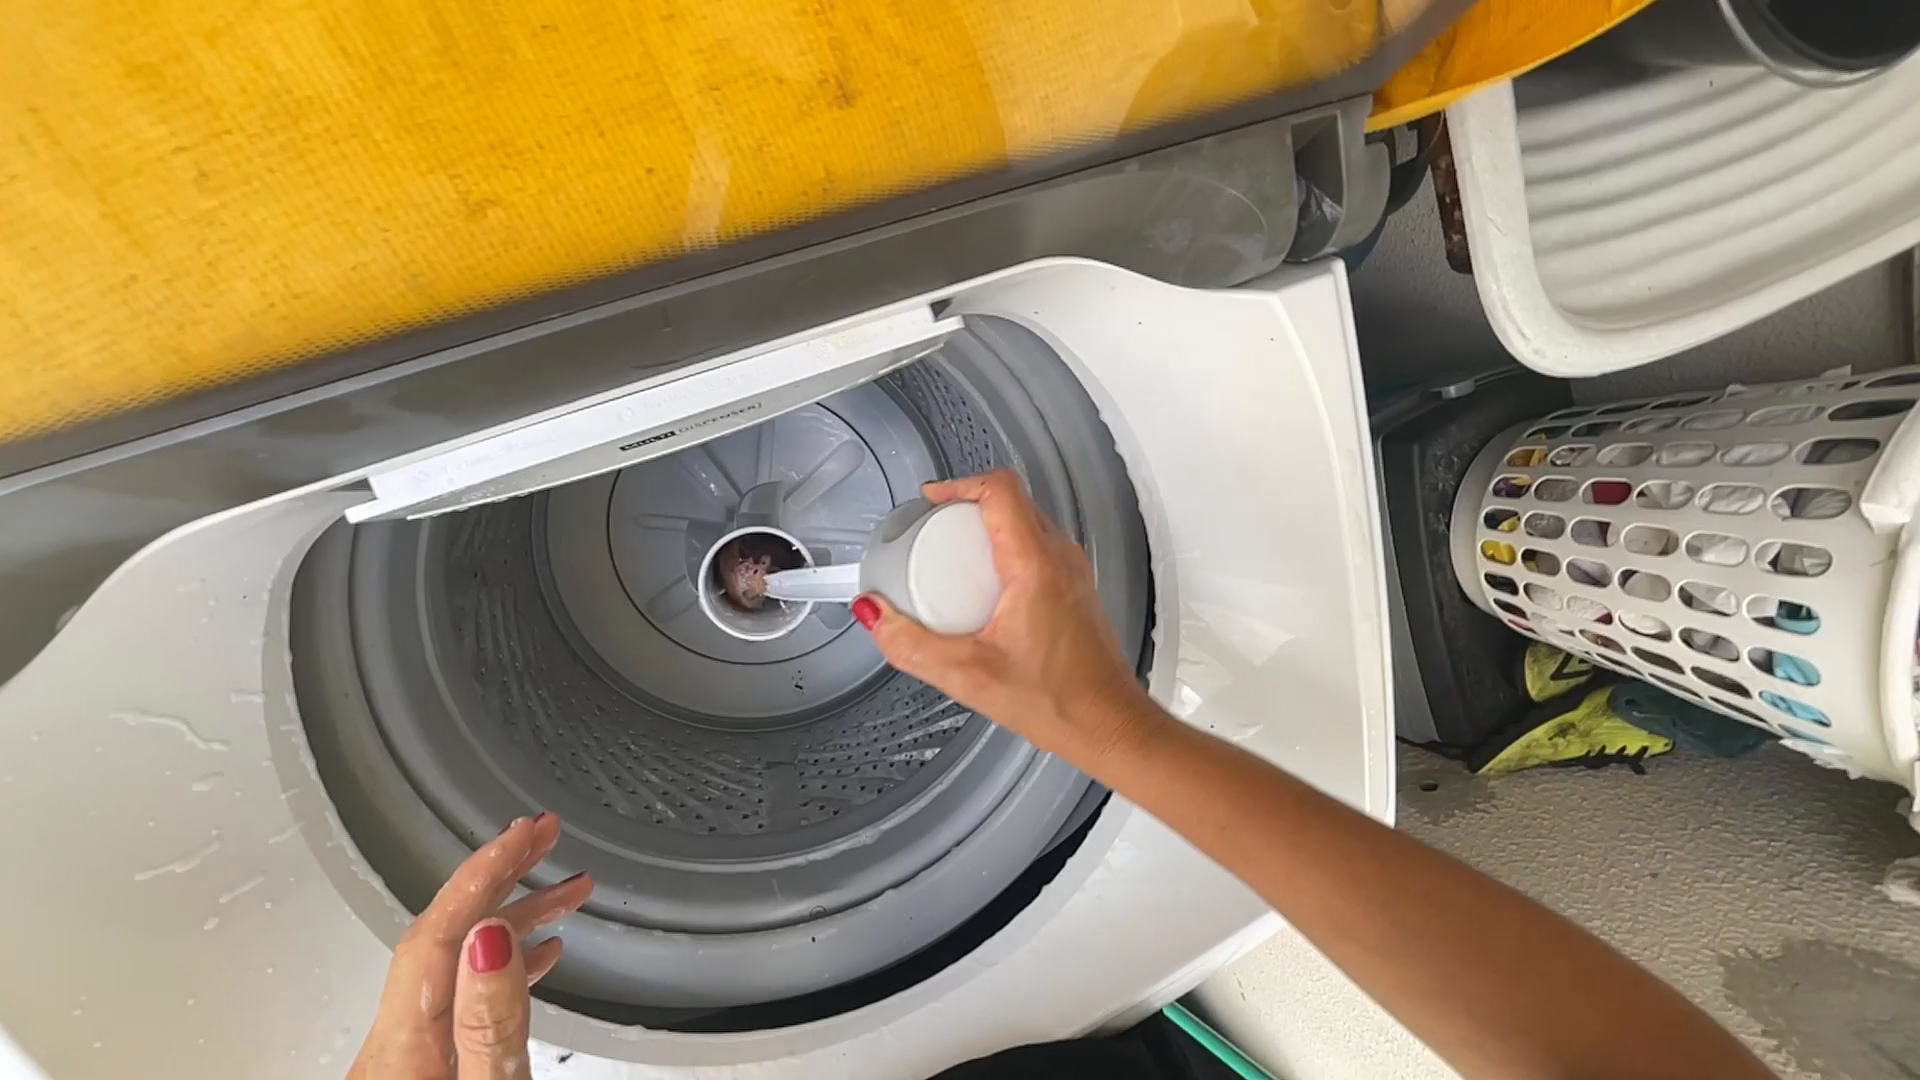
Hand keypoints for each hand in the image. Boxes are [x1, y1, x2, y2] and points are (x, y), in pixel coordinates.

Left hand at [346, 812, 592, 1079]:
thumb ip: (490, 1016)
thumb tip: (489, 933)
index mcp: (406, 1045)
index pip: (441, 930)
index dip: (486, 870)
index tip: (527, 832)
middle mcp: (396, 1046)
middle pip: (445, 936)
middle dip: (501, 875)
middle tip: (543, 835)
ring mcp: (408, 1059)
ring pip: (460, 963)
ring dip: (516, 913)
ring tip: (568, 887)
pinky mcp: (427, 1070)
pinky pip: (467, 991)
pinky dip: (510, 956)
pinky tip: (541, 954)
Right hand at [856, 469, 1154, 762]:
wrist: (1108, 724)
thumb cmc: (1059, 702)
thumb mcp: (967, 675)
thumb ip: (910, 644)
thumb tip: (875, 613)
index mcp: (1036, 565)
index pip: (1001, 490)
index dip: (959, 484)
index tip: (931, 499)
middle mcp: (1061, 558)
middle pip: (1012, 500)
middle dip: (966, 504)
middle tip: (932, 526)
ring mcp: (1072, 571)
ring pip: (1027, 521)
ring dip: (987, 525)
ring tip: (951, 552)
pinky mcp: (1075, 587)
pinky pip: (1037, 546)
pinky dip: (1005, 547)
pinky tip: (982, 584)